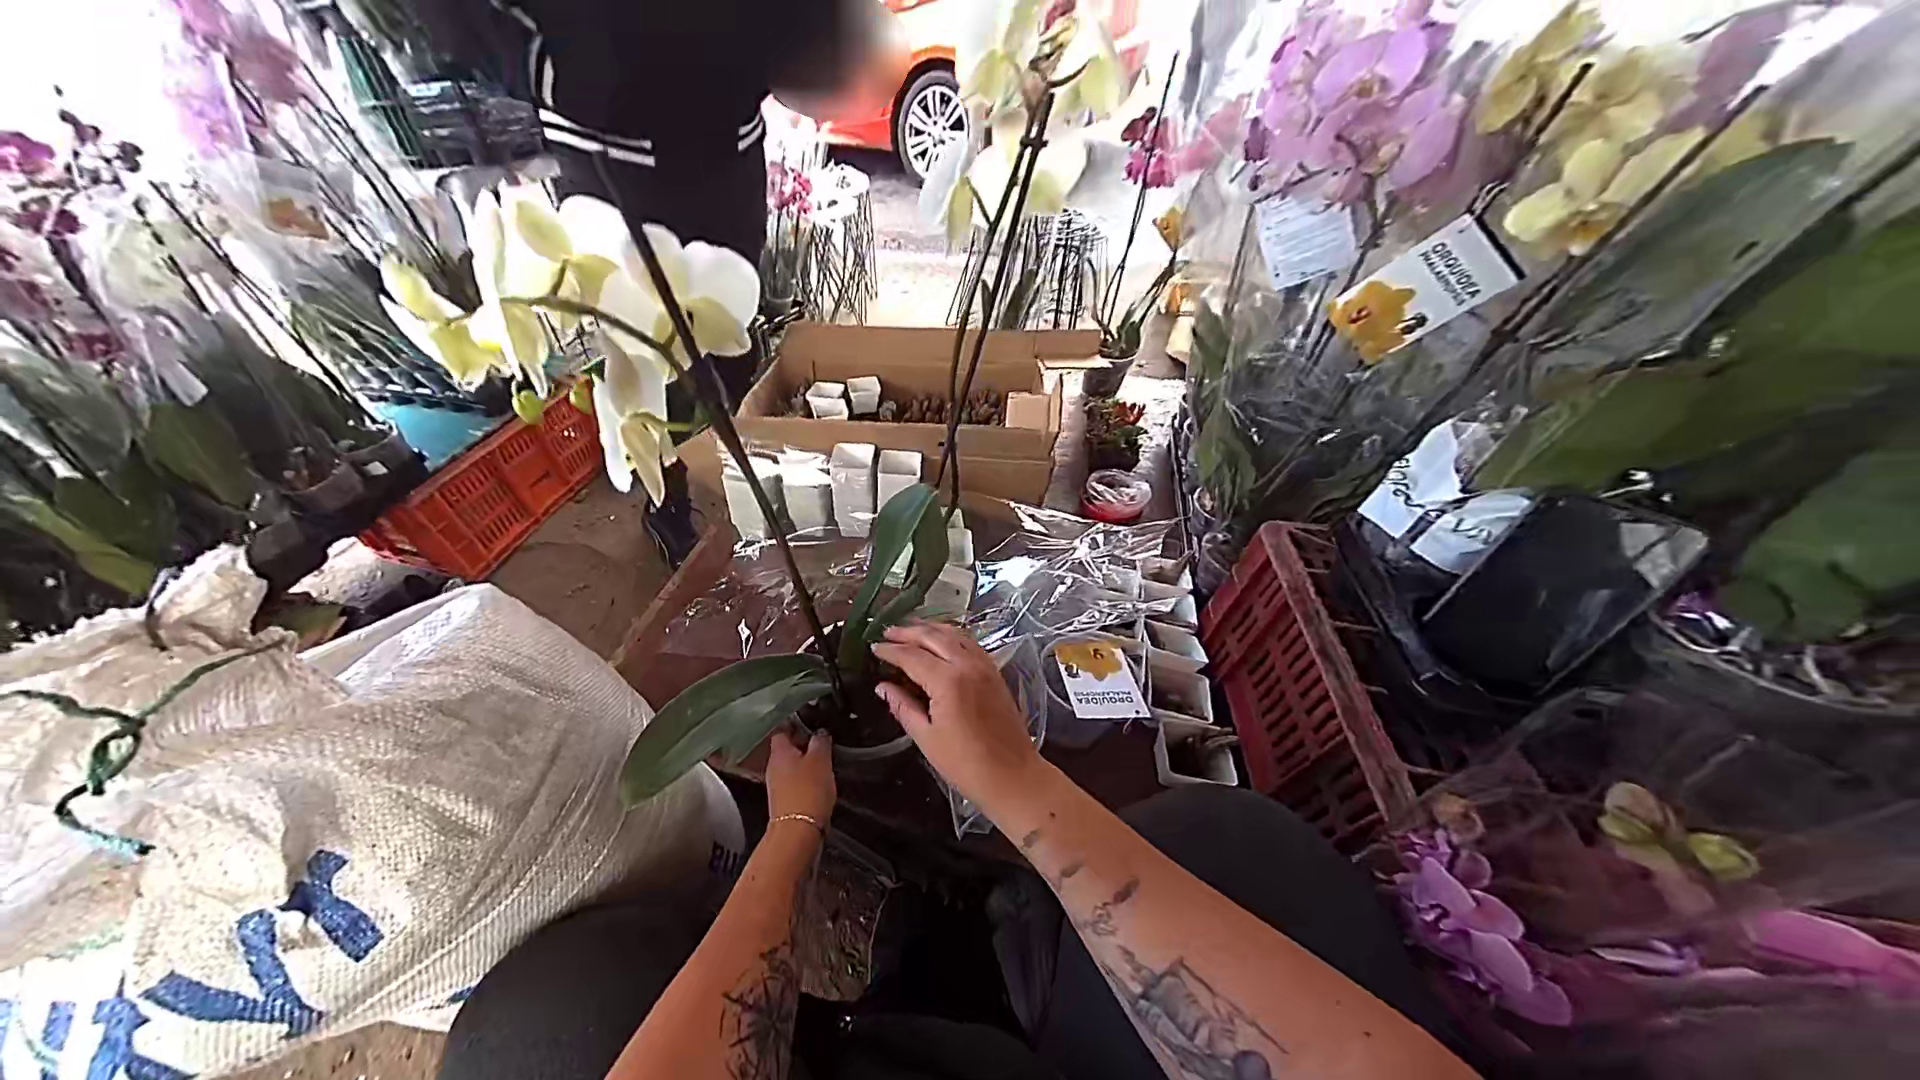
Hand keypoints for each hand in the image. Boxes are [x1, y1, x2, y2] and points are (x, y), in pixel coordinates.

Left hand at [766, 728, 835, 828]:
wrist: (799, 832)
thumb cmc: (808, 790)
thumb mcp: (821, 759)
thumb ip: (820, 741)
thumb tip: (820, 732)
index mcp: (779, 752)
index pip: (783, 729)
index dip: (796, 723)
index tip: (811, 719)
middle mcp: (774, 766)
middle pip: (787, 748)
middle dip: (804, 743)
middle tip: (823, 740)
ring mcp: (777, 785)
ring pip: (792, 766)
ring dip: (806, 762)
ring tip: (826, 760)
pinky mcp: (785, 801)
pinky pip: (796, 782)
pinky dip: (807, 779)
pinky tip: (820, 781)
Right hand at [871, 620, 1042, 808]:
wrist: (1012, 775)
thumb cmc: (966, 764)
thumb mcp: (926, 738)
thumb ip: (903, 706)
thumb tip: (883, 687)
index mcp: (948, 681)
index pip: (912, 656)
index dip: (890, 650)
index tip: (874, 647)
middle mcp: (967, 666)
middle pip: (933, 637)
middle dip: (908, 632)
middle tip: (887, 631)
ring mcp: (984, 666)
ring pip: (954, 634)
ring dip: (931, 628)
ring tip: (911, 628)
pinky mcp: (995, 672)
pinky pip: (970, 643)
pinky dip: (952, 636)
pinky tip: (942, 639)